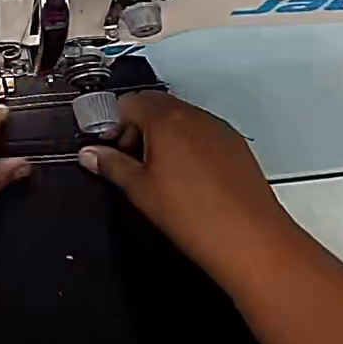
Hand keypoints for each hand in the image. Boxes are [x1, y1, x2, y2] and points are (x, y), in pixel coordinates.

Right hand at [79, 90, 298, 283]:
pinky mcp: (235, 144)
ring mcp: (217, 128)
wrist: (251, 241)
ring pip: (179, 118)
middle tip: (130, 161)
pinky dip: (189, 145)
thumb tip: (91, 155)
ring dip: (163, 136)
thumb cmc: (197, 217)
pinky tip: (188, 180)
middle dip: (137, 128)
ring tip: (160, 176)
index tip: (110, 148)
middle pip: (154, 106)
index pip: (128, 102)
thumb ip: (111, 165)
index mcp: (164, 118)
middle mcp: (192, 115)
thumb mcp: (140, 191)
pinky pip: (202, 132)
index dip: (114, 125)